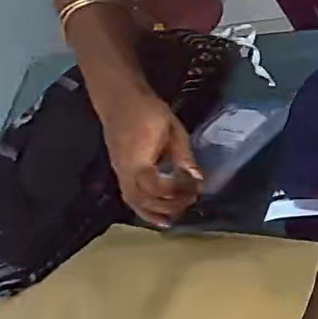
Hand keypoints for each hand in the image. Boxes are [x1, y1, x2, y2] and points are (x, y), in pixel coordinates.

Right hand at [101, 92, 201, 226]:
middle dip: (169, 206)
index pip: (155, 187)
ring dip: (155, 212)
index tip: (195, 188)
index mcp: (137, 160)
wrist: (120, 100)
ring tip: (176, 218)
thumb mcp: (173, 130)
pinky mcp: (121, 172)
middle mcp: (125, 172)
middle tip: (191, 201)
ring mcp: (120, 173)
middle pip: (143, 200)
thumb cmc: (148, 111)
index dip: (176, 191)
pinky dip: (145, 208)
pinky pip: (131, 197)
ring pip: (134, 202)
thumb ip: (183, 156)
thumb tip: (197, 179)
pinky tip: (159, 214)